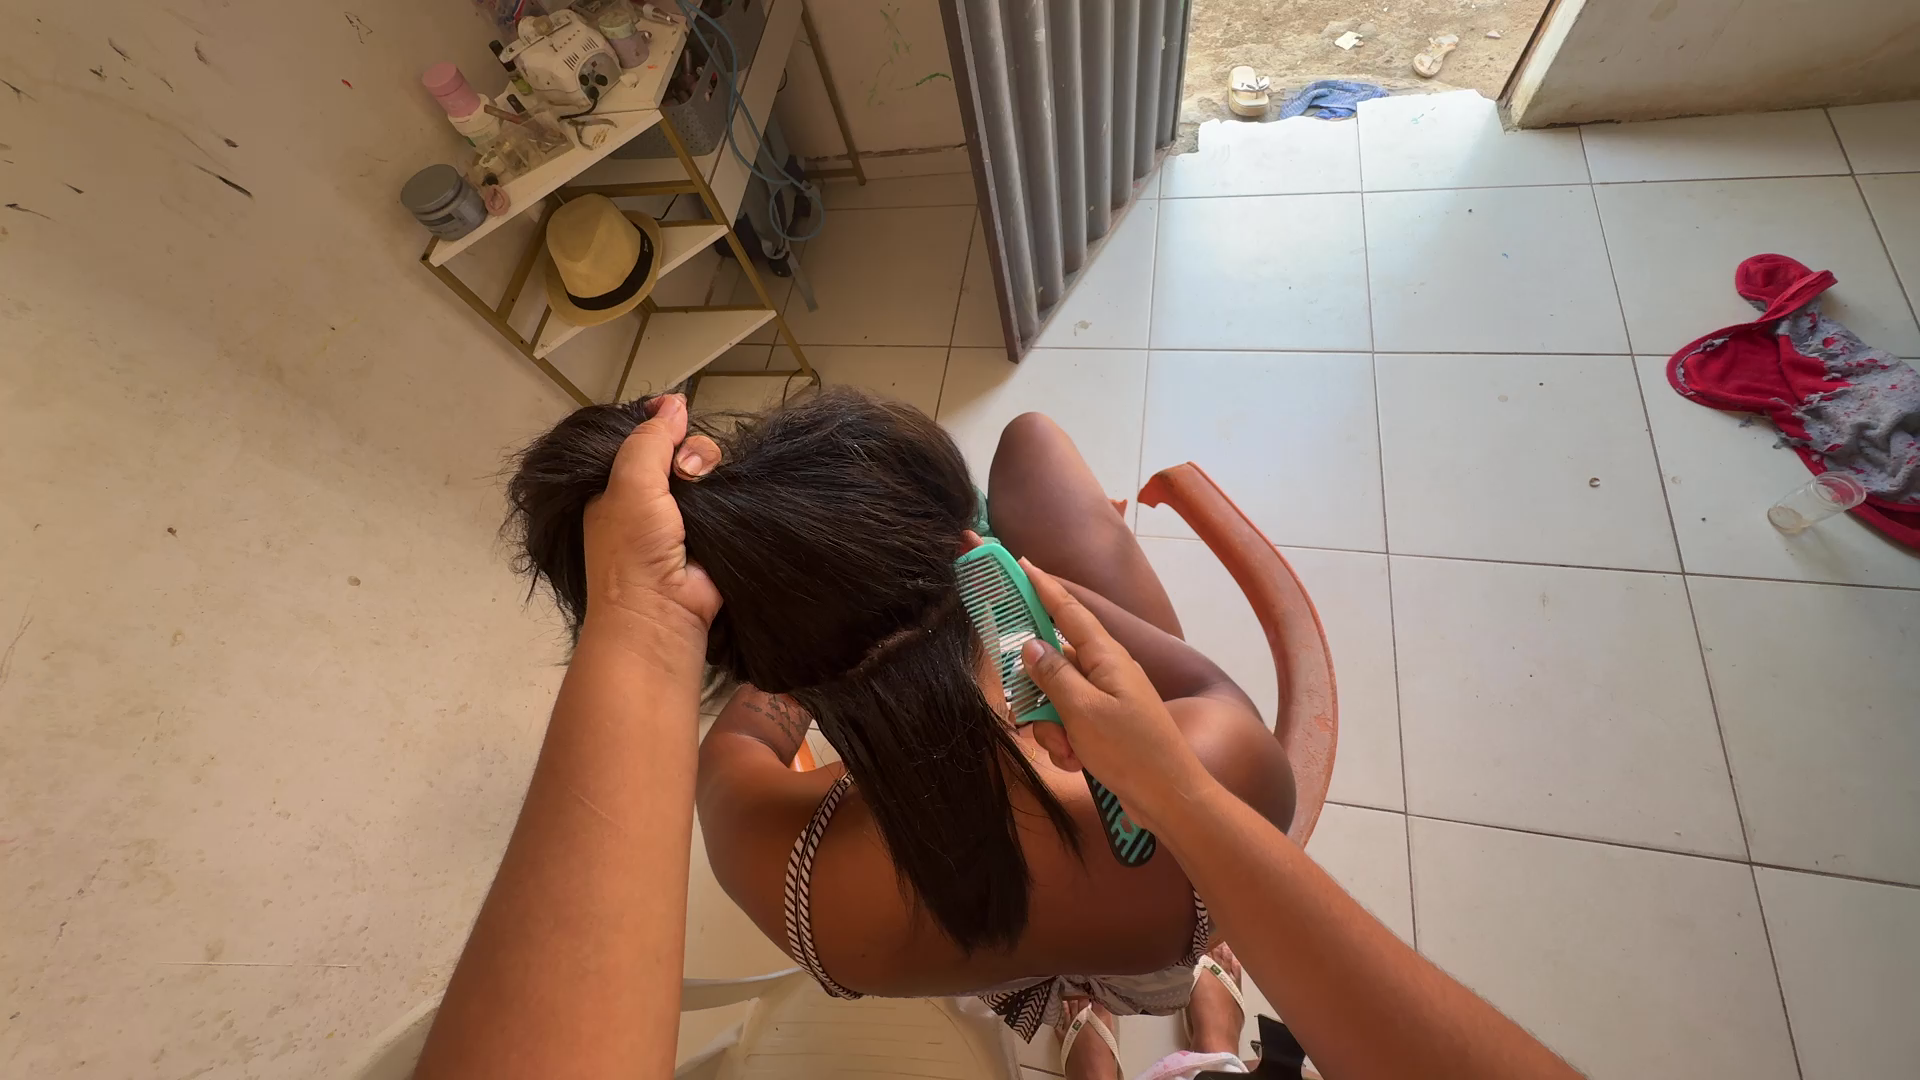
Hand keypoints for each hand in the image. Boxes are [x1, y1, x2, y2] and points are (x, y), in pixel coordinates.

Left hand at [581, 394, 722, 645]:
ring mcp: (684, 516)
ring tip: (704, 481)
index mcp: (617, 486)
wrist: (663, 611)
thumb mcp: (630, 484)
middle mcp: (649, 498)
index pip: (641, 440)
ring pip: (706, 470)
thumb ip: (650, 441)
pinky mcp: (715, 530)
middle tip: (687, 469)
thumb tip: (675, 401)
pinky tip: (731, 488)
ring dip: (709, 466)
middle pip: (678, 449)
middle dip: (687, 447)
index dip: (659, 423)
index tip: (675, 414)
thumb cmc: (634, 549)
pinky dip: (731, 487)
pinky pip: (727, 495)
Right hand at [1019, 559, 1212, 830]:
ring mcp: (1105, 696)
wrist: (1170, 799)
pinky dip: (1064, 742)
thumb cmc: (1131, 751)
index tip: (1021, 563)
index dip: (1043, 587)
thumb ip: (1053, 675)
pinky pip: (1068, 721)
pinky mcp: (1104, 722)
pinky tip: (1074, 762)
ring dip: (1050, 725)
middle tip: (1027, 717)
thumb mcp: (1083, 711)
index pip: (1067, 610)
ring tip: (1066, 751)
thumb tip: (1030, 644)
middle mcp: (1104, 669)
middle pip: (1052, 661)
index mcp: (1104, 656)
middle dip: (1036, 692)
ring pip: (1055, 696)